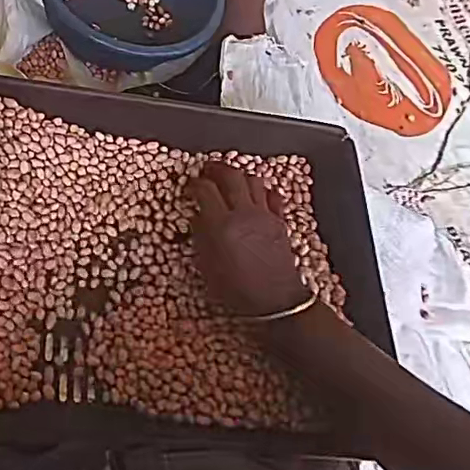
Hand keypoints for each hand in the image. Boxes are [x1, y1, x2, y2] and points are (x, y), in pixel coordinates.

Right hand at [188, 162, 310, 316]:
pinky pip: (272, 196)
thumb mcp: (207, 267)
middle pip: (231, 176)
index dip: (194, 183)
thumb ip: (202, 237)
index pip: (205, 190)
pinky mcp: (279, 222)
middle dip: (216, 169)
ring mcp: (265, 216)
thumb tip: (198, 218)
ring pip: (253, 180)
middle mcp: (244, 214)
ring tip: (230, 179)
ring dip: (240, 175)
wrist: (275, 301)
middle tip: (207, 170)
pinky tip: (255, 195)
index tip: (190, 184)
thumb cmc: (237, 290)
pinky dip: (262, 190)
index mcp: (221, 226)